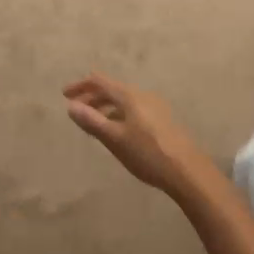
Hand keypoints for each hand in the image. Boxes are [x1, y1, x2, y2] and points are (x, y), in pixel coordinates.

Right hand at [64, 72, 216, 195]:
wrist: (189, 172)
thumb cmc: (148, 153)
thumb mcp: (114, 138)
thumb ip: (92, 121)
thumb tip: (70, 106)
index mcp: (129, 96)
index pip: (99, 81)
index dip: (80, 86)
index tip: (64, 96)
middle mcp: (142, 96)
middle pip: (111, 90)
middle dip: (91, 99)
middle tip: (77, 114)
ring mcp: (155, 108)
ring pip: (122, 102)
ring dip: (104, 109)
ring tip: (94, 126)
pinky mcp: (162, 122)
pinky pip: (133, 111)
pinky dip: (118, 116)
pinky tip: (117, 134)